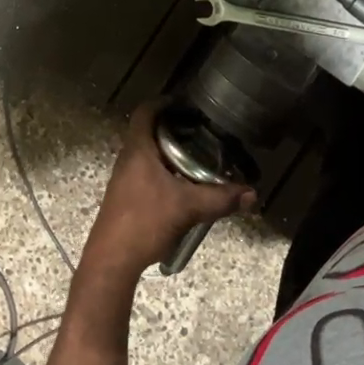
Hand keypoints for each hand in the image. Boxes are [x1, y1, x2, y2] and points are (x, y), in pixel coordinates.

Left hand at [80, 103, 255, 278]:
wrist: (111, 262)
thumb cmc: (144, 222)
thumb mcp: (188, 208)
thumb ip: (220, 198)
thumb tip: (252, 193)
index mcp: (138, 150)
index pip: (146, 111)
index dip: (165, 102)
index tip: (187, 104)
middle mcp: (127, 159)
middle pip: (148, 132)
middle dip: (173, 128)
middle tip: (200, 131)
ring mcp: (123, 179)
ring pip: (147, 154)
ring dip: (168, 152)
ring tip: (196, 157)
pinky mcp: (124, 198)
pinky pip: (145, 172)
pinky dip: (163, 171)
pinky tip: (181, 187)